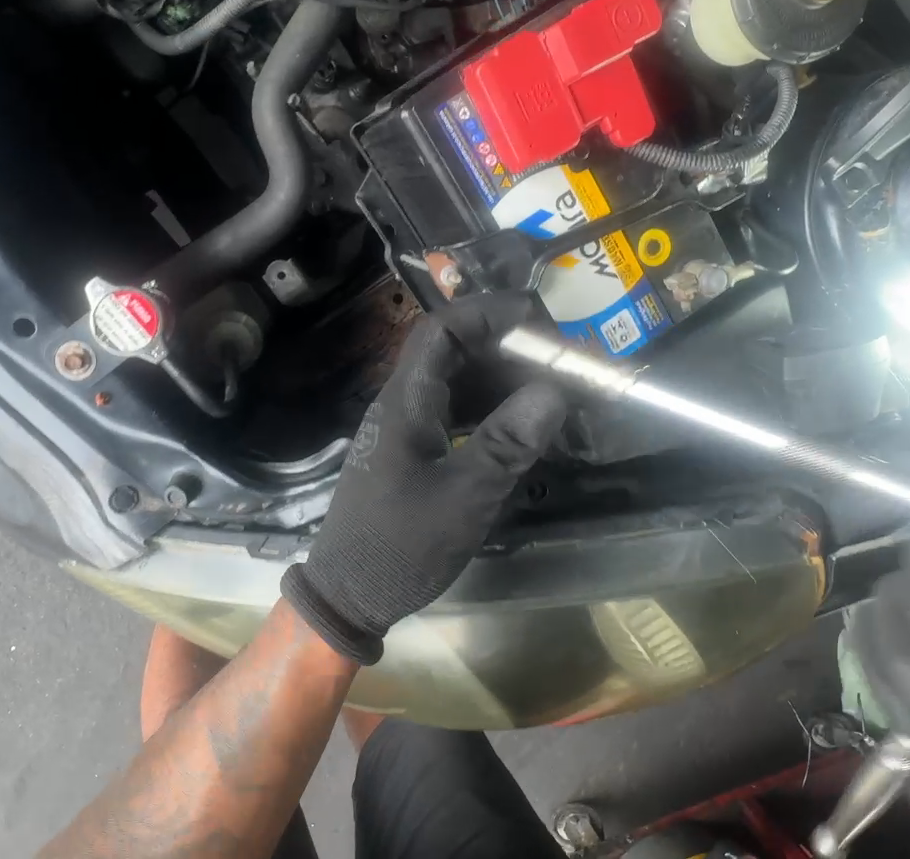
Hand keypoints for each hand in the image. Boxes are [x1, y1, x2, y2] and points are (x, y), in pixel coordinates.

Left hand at [281, 294, 565, 664]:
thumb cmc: (402, 545)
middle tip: (560, 359)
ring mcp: (406, 428)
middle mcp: (403, 403)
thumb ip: (507, 442)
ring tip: (553, 388)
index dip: (490, 313)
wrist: (349, 595)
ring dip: (503, 379)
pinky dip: (491, 412)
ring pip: (457, 383)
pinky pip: (455, 413)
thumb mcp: (464, 497)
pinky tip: (523, 427)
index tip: (540, 319)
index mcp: (406, 401)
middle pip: (454, 352)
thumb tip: (553, 390)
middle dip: (507, 346)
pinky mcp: (413, 453)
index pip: (442, 330)